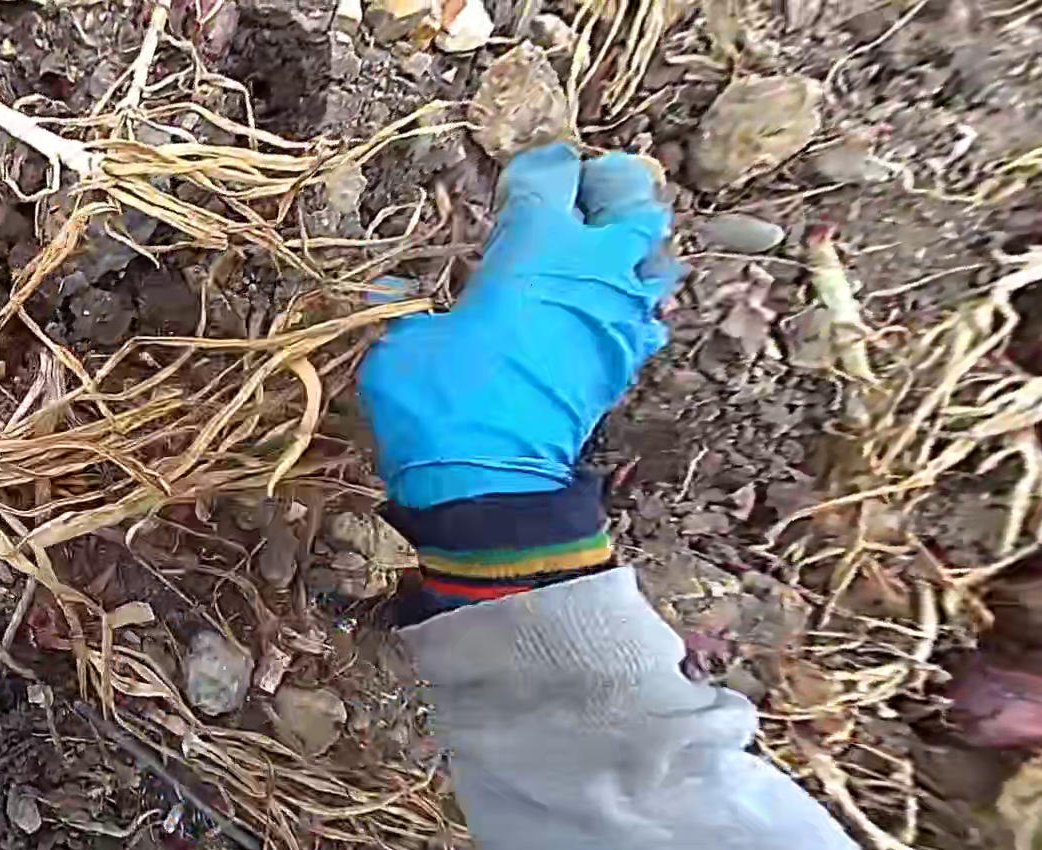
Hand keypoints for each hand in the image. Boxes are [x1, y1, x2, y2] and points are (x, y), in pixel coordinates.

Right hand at [358, 143, 675, 506]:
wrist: (485, 485)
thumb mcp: (397, 349)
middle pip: (628, 192)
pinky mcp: (624, 361)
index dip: (527, 172)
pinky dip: (624, 298)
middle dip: (599, 183)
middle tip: (568, 195)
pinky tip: (593, 311)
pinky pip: (645, 310)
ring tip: (588, 251)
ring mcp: (620, 317)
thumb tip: (388, 289)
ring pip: (653, 248)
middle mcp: (594, 270)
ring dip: (624, 239)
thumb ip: (400, 308)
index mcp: (536, 251)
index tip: (507, 186)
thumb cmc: (437, 406)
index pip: (549, 176)